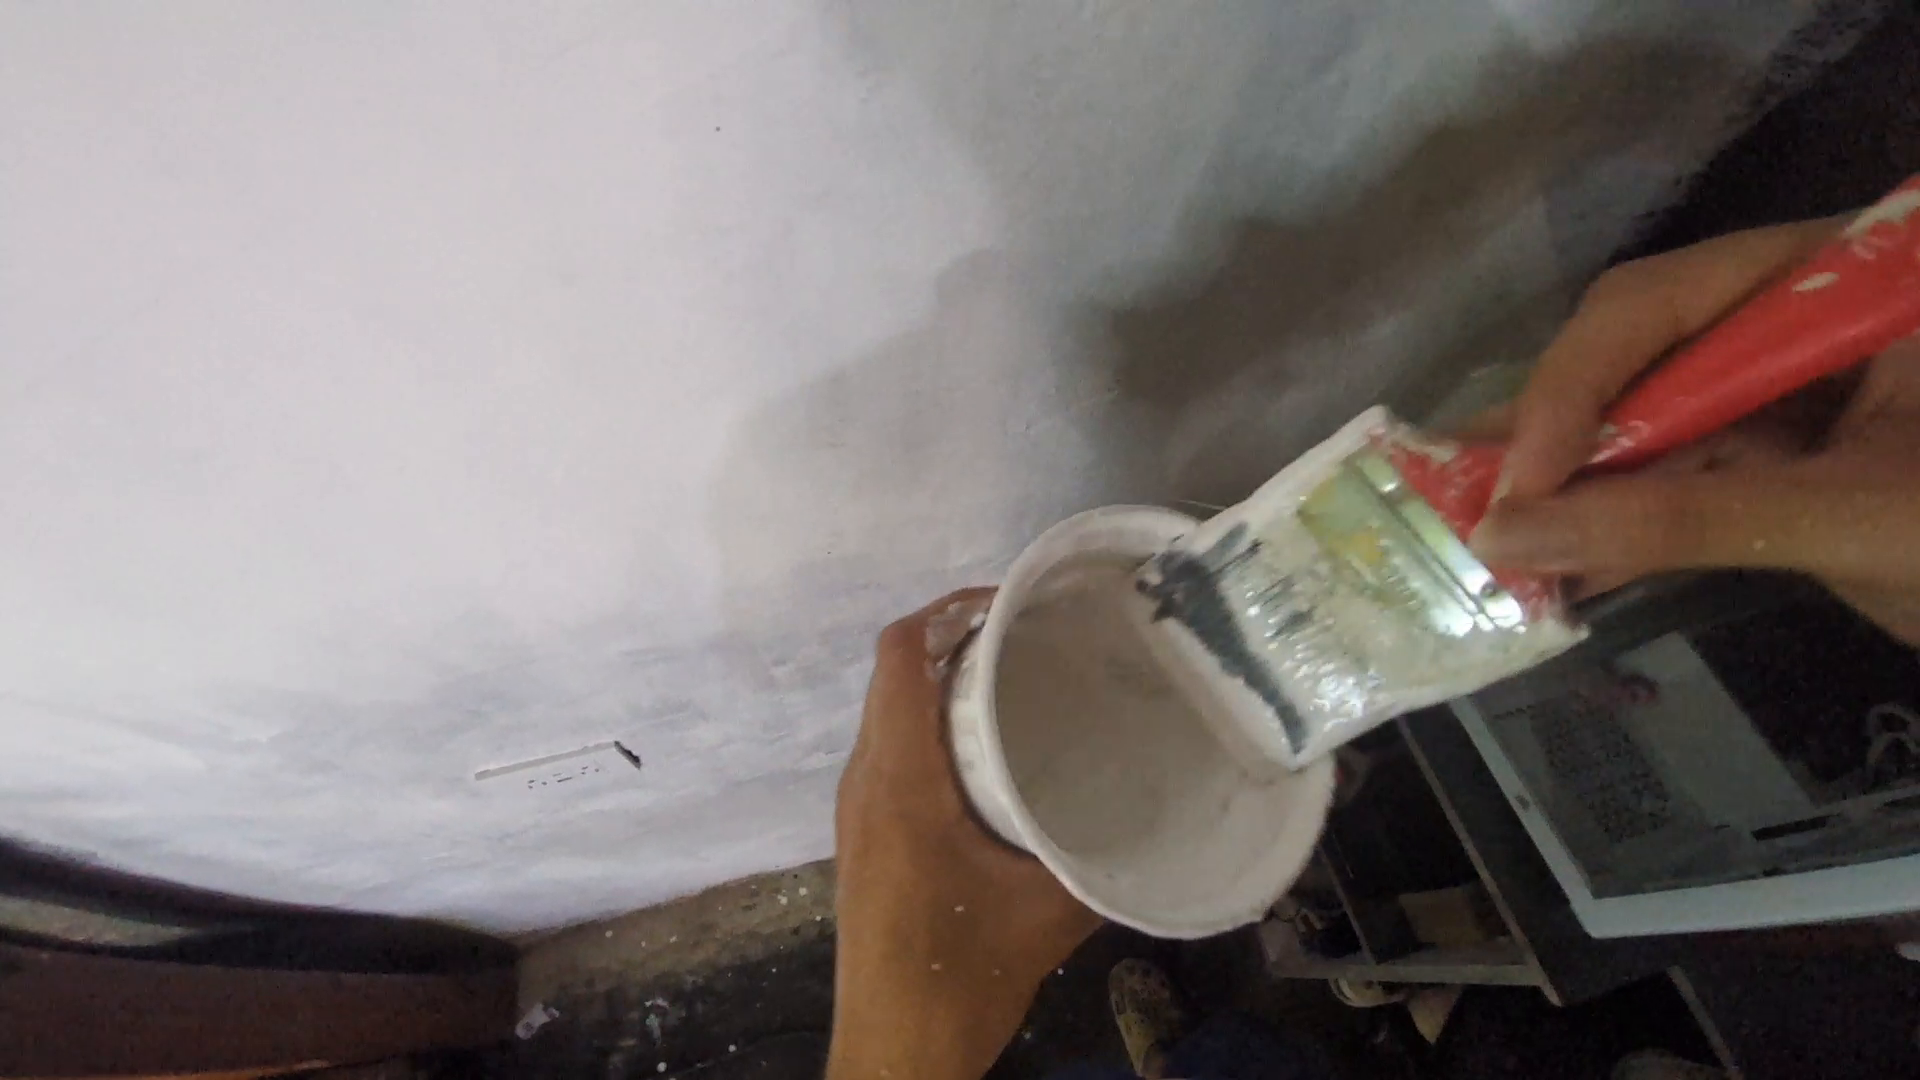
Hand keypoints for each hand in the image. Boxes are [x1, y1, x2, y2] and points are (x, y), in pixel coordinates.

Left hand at [827, 589, 1103, 1079]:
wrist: (890, 1051)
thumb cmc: (956, 977)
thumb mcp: (1045, 913)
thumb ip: (1098, 856)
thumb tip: (1154, 813)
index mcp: (899, 778)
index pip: (899, 656)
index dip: (944, 610)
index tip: (1005, 604)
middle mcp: (865, 776)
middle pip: (893, 673)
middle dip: (951, 639)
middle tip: (1026, 637)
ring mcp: (856, 802)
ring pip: (888, 707)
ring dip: (939, 680)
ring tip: (1010, 678)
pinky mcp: (862, 826)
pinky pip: (889, 744)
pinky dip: (928, 721)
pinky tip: (982, 746)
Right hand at [1468, 217, 1919, 643]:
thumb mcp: (1865, 524)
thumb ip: (1679, 522)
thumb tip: (1502, 538)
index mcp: (1861, 274)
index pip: (1658, 303)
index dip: (1570, 390)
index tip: (1521, 484)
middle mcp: (1800, 309)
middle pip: (1625, 353)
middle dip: (1549, 436)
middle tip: (1479, 504)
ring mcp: (1779, 379)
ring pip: (1629, 414)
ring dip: (1559, 481)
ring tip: (1487, 528)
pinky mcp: (1766, 440)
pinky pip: (1657, 466)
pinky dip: (1604, 516)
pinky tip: (1553, 555)